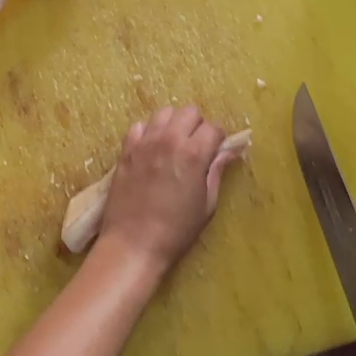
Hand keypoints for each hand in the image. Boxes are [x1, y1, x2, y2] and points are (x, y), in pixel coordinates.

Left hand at [96, 106, 234, 270]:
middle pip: (189, 112)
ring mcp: (145, 141)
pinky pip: (139, 126)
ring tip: (173, 144)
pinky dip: (148, 132)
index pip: (213, 127)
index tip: (216, 150)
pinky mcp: (126, 148)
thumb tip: (229, 152)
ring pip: (164, 112)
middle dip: (197, 125)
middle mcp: (169, 139)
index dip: (218, 139)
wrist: (133, 244)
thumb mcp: (206, 205)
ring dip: (173, 124)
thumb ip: (216, 172)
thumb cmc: (176, 231)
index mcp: (194, 153)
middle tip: (196, 146)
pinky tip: (150, 149)